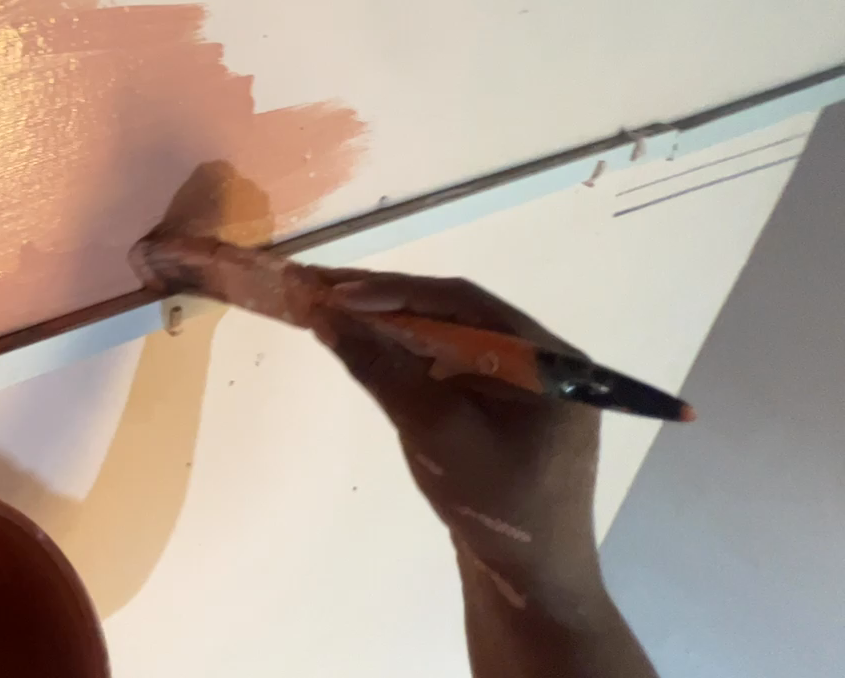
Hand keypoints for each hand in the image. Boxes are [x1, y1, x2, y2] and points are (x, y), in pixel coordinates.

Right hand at [313, 270, 657, 677]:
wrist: (527, 577)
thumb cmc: (494, 501)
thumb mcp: (431, 427)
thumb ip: (377, 365)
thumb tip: (320, 312)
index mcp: (546, 360)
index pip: (462, 301)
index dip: (394, 291)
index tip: (336, 293)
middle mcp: (534, 358)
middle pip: (447, 309)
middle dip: (379, 297)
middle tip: (316, 285)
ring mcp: (512, 378)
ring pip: (437, 329)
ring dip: (380, 317)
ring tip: (323, 301)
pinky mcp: (487, 397)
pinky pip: (436, 355)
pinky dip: (392, 344)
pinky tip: (355, 336)